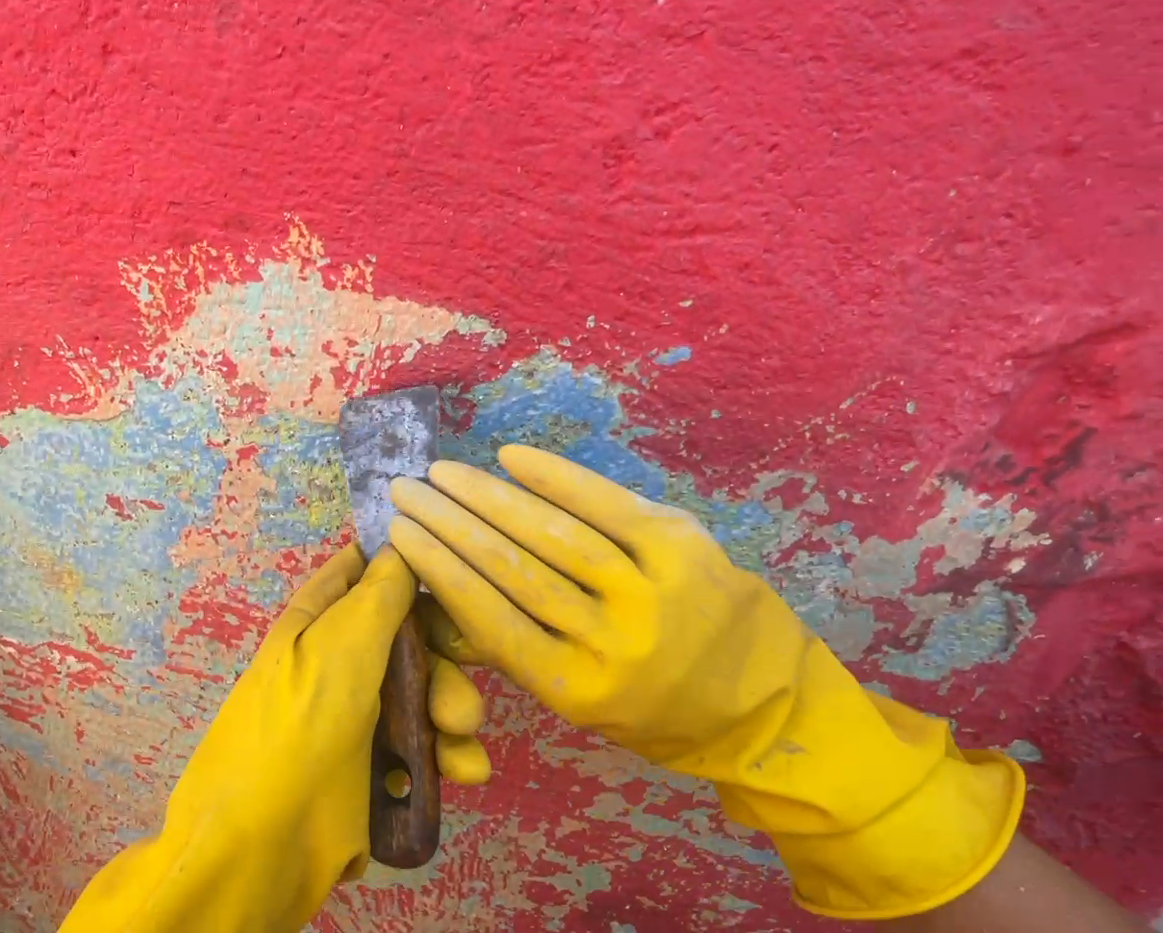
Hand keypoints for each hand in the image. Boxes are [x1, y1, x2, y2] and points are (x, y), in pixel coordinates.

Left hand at [60, 545, 487, 932]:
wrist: (262, 845)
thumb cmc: (299, 728)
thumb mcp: (339, 648)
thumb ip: (377, 596)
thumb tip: (402, 545)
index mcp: (317, 621)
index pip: (365, 572)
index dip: (410, 569)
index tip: (459, 578)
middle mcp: (339, 662)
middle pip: (410, 639)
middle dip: (444, 661)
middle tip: (461, 692)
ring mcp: (356, 718)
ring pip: (424, 696)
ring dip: (452, 714)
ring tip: (460, 745)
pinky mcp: (374, 771)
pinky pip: (423, 752)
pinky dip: (447, 759)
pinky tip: (460, 775)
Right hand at [388, 445, 1024, 920]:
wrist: (769, 708)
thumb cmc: (651, 708)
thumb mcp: (574, 697)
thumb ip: (514, 642)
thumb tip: (444, 577)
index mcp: (573, 687)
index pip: (484, 614)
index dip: (436, 565)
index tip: (397, 529)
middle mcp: (611, 641)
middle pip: (509, 566)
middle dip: (447, 520)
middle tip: (405, 488)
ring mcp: (653, 591)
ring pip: (551, 532)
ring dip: (487, 495)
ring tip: (443, 472)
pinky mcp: (684, 548)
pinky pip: (607, 503)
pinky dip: (554, 477)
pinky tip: (510, 456)